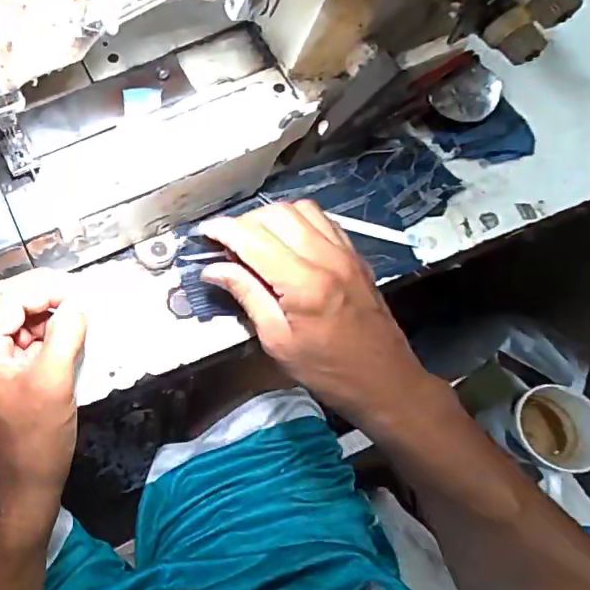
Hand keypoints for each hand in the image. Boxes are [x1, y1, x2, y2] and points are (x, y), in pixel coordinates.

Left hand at [0, 269, 87, 547]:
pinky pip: (20, 340)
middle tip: (74, 295)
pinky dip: (41, 332)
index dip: (43, 290)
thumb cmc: (36, 438)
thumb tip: (76, 305)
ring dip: (42, 312)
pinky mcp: (2, 374)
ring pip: (12, 319)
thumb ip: (64, 335)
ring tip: (74, 314)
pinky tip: (64, 334)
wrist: (24, 483)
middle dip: (39, 294)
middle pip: (4, 302)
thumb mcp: (54, 380)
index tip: (76, 294)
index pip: (8, 300)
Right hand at [199, 201, 441, 430]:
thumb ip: (247, 296)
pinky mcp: (354, 255)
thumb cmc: (326, 370)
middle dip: (243, 223)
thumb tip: (214, 269)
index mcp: (303, 283)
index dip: (223, 231)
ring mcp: (344, 252)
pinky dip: (296, 221)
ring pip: (299, 209)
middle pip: (275, 215)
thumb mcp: (276, 341)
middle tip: (227, 246)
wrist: (384, 380)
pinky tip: (285, 242)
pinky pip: (321, 220)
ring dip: (270, 218)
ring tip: (254, 242)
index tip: (204, 234)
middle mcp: (326, 258)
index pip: (253, 239)